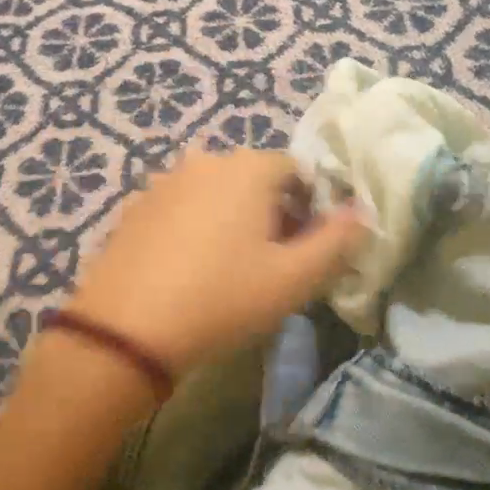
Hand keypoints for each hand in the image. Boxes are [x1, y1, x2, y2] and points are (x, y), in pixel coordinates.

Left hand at [67, 148, 365, 373]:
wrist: (127, 328)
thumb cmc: (222, 298)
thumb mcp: (293, 279)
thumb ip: (336, 242)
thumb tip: (362, 214)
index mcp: (247, 167)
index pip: (296, 171)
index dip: (309, 207)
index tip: (305, 249)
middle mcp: (204, 161)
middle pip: (253, 178)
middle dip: (271, 211)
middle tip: (271, 263)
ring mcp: (163, 182)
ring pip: (213, 193)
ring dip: (230, 219)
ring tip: (228, 270)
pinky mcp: (133, 208)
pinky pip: (179, 209)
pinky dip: (192, 229)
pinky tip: (187, 271)